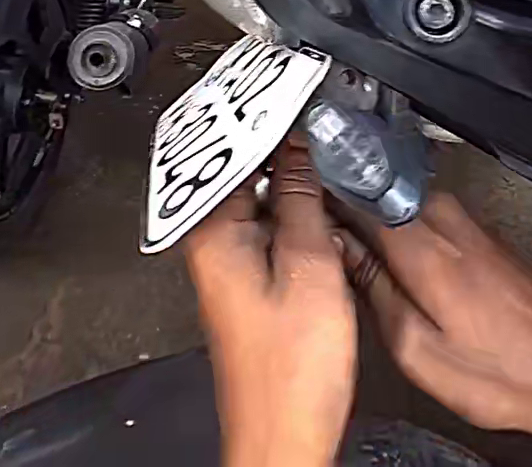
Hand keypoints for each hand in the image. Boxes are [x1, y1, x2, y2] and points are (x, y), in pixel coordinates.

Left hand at [184, 144, 355, 466]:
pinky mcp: (246, 276)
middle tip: (314, 125)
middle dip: (280, 148)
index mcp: (213, 231)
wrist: (285, 437)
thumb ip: (302, 197)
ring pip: (256, 196)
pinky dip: (290, 208)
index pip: (234, 150)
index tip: (294, 98)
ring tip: (320, 159)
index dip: (267, 120)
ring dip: (288, 179)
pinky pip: (265, 223)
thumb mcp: (309, 265)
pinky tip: (317, 205)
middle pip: (243, 170)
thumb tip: (300, 146)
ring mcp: (227, 259)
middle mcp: (211, 240)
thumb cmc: (291, 371)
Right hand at [337, 193, 531, 466]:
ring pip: (392, 198)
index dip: (319, 194)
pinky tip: (392, 253)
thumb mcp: (418, 350)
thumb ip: (372, 290)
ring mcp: (457, 216)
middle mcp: (438, 216)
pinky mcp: (470, 224)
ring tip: (352, 245)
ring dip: (368, 213)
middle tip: (320, 231)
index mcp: (418, 244)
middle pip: (371, 190)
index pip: (352, 194)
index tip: (297, 200)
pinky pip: (415, 209)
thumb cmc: (502, 371)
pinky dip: (394, 221)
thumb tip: (338, 251)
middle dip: (341, 204)